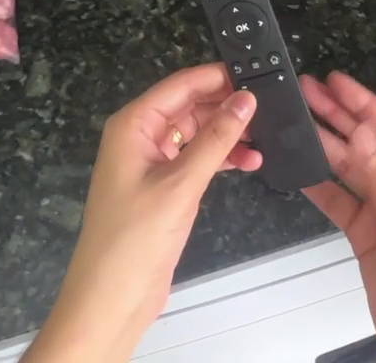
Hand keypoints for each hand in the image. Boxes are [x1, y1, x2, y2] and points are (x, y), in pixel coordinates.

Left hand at [25, 64, 260, 362]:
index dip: (216, 77)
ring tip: (263, 138)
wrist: (110, 301)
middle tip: (264, 109)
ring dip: (227, 135)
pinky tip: (248, 161)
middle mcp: (140, 136)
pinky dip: (220, 158)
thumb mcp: (181, 183)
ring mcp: (151, 161)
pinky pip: (195, 157)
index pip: (180, 85)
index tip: (252, 74)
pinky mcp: (162, 185)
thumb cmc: (134, 238)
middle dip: (225, 107)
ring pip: (195, 132)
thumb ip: (216, 138)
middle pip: (189, 106)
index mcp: (133, 124)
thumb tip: (244, 100)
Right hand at [302, 72, 375, 362]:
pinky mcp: (368, 234)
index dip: (365, 104)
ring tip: (299, 121)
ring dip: (327, 145)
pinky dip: (320, 185)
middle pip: (370, 143)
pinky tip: (301, 168)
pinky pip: (340, 201)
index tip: (338, 83)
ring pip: (352, 168)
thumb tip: (364, 135)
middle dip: (341, 116)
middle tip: (310, 92)